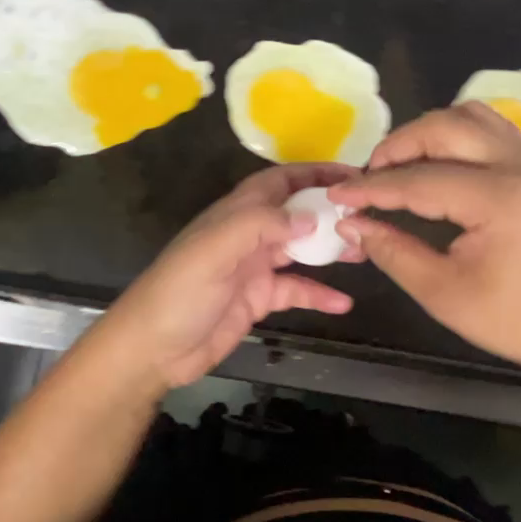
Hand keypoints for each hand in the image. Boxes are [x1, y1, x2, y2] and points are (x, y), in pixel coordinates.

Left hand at [95, 163, 358, 389]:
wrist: (153, 348)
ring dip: (329, 249)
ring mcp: (252, 268)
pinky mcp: (256, 299)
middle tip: (367, 216)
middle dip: (328, 212)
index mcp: (234, 214)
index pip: (278, 181)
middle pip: (294, 213)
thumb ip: (260, 225)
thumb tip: (311, 216)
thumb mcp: (216, 250)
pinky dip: (318, 294)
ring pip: (299, 250)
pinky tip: (343, 302)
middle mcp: (246, 235)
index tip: (352, 176)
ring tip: (364, 251)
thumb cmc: (179, 292)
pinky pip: (294, 290)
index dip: (312, 173)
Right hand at [328, 102, 520, 379]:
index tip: (334, 196)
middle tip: (368, 178)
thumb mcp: (445, 294)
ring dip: (428, 133)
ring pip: (470, 117)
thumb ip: (393, 252)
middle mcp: (517, 166)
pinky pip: (491, 130)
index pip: (416, 181)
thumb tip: (351, 223)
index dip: (369, 189)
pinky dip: (457, 136)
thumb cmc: (520, 320)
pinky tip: (439, 164)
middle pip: (443, 128)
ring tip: (401, 166)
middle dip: (397, 147)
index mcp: (496, 199)